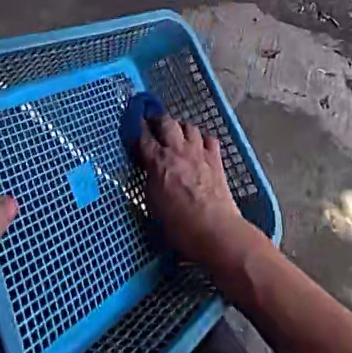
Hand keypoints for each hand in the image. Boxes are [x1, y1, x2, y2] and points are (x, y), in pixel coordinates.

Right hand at [138, 115, 262, 268]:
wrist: (215, 230)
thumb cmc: (178, 224)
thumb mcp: (152, 202)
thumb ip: (150, 179)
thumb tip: (151, 171)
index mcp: (157, 161)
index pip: (143, 138)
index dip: (138, 132)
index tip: (135, 131)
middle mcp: (177, 150)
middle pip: (166, 122)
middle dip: (158, 121)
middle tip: (155, 126)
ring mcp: (198, 152)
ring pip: (189, 126)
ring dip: (181, 128)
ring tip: (178, 135)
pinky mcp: (216, 160)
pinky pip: (210, 139)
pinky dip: (203, 140)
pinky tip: (201, 147)